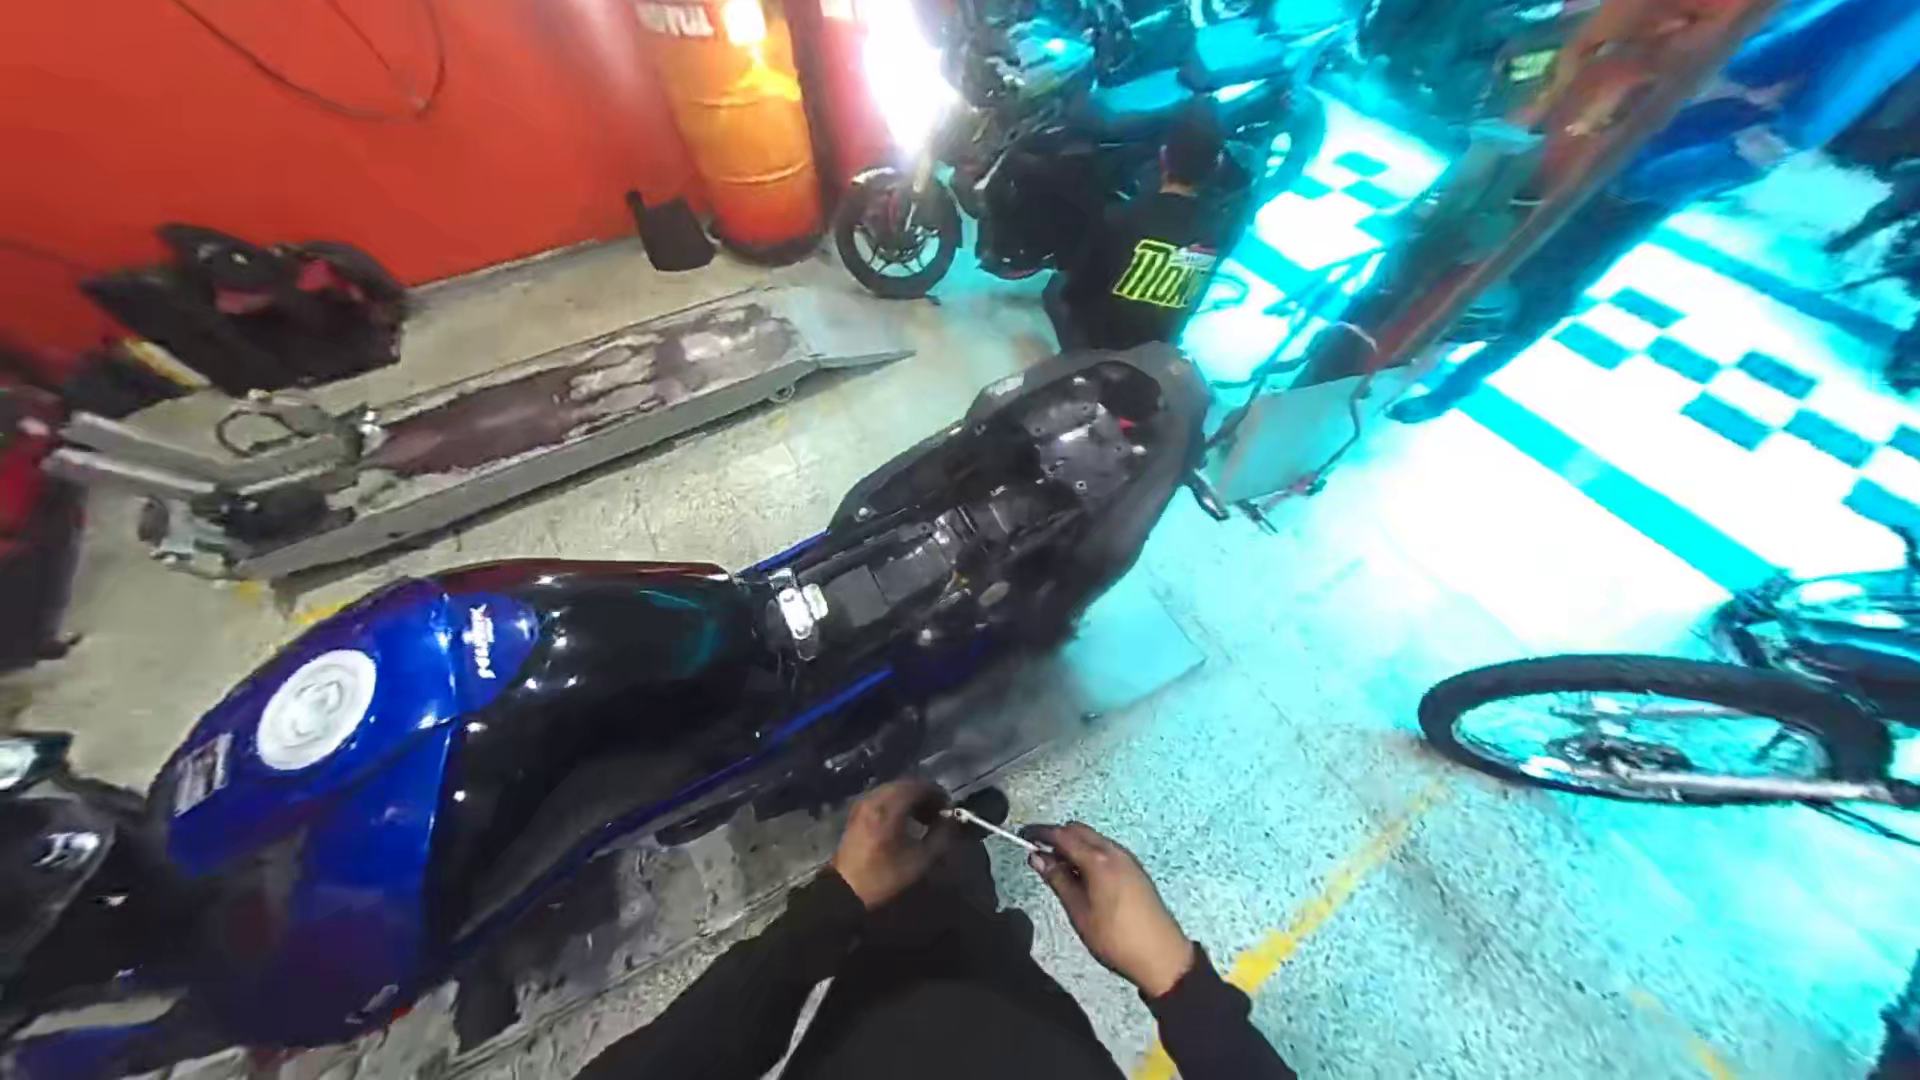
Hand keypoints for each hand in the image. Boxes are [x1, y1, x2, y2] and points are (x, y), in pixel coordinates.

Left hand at [830, 779, 952, 909]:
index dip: (937, 793)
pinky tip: (905, 820)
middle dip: (925, 795)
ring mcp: (863, 803)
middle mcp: (875, 798)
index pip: (918, 786)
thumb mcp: (918, 862)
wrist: (843, 892)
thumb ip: (939, 838)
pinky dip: (898, 802)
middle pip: (906, 785)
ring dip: (911, 798)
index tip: (949, 808)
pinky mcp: (857, 811)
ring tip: (925, 817)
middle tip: (938, 812)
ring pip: (894, 789)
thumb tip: (950, 821)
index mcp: (889, 807)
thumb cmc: (882, 877)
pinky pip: (883, 796)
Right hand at [1026, 822, 1194, 997]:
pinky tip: (1083, 875)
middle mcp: (1113, 850)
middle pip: (1078, 830)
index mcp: (1098, 859)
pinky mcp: (1134, 868)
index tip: (1023, 836)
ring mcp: (1126, 858)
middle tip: (1040, 856)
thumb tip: (1036, 857)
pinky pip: (1104, 849)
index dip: (1040, 833)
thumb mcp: (1079, 912)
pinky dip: (1088, 852)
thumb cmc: (1115, 938)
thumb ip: (1057, 879)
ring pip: (1092, 838)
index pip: (1062, 834)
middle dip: (1057, 836)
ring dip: (1073, 844)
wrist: (1163, 958)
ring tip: (1060, 869)